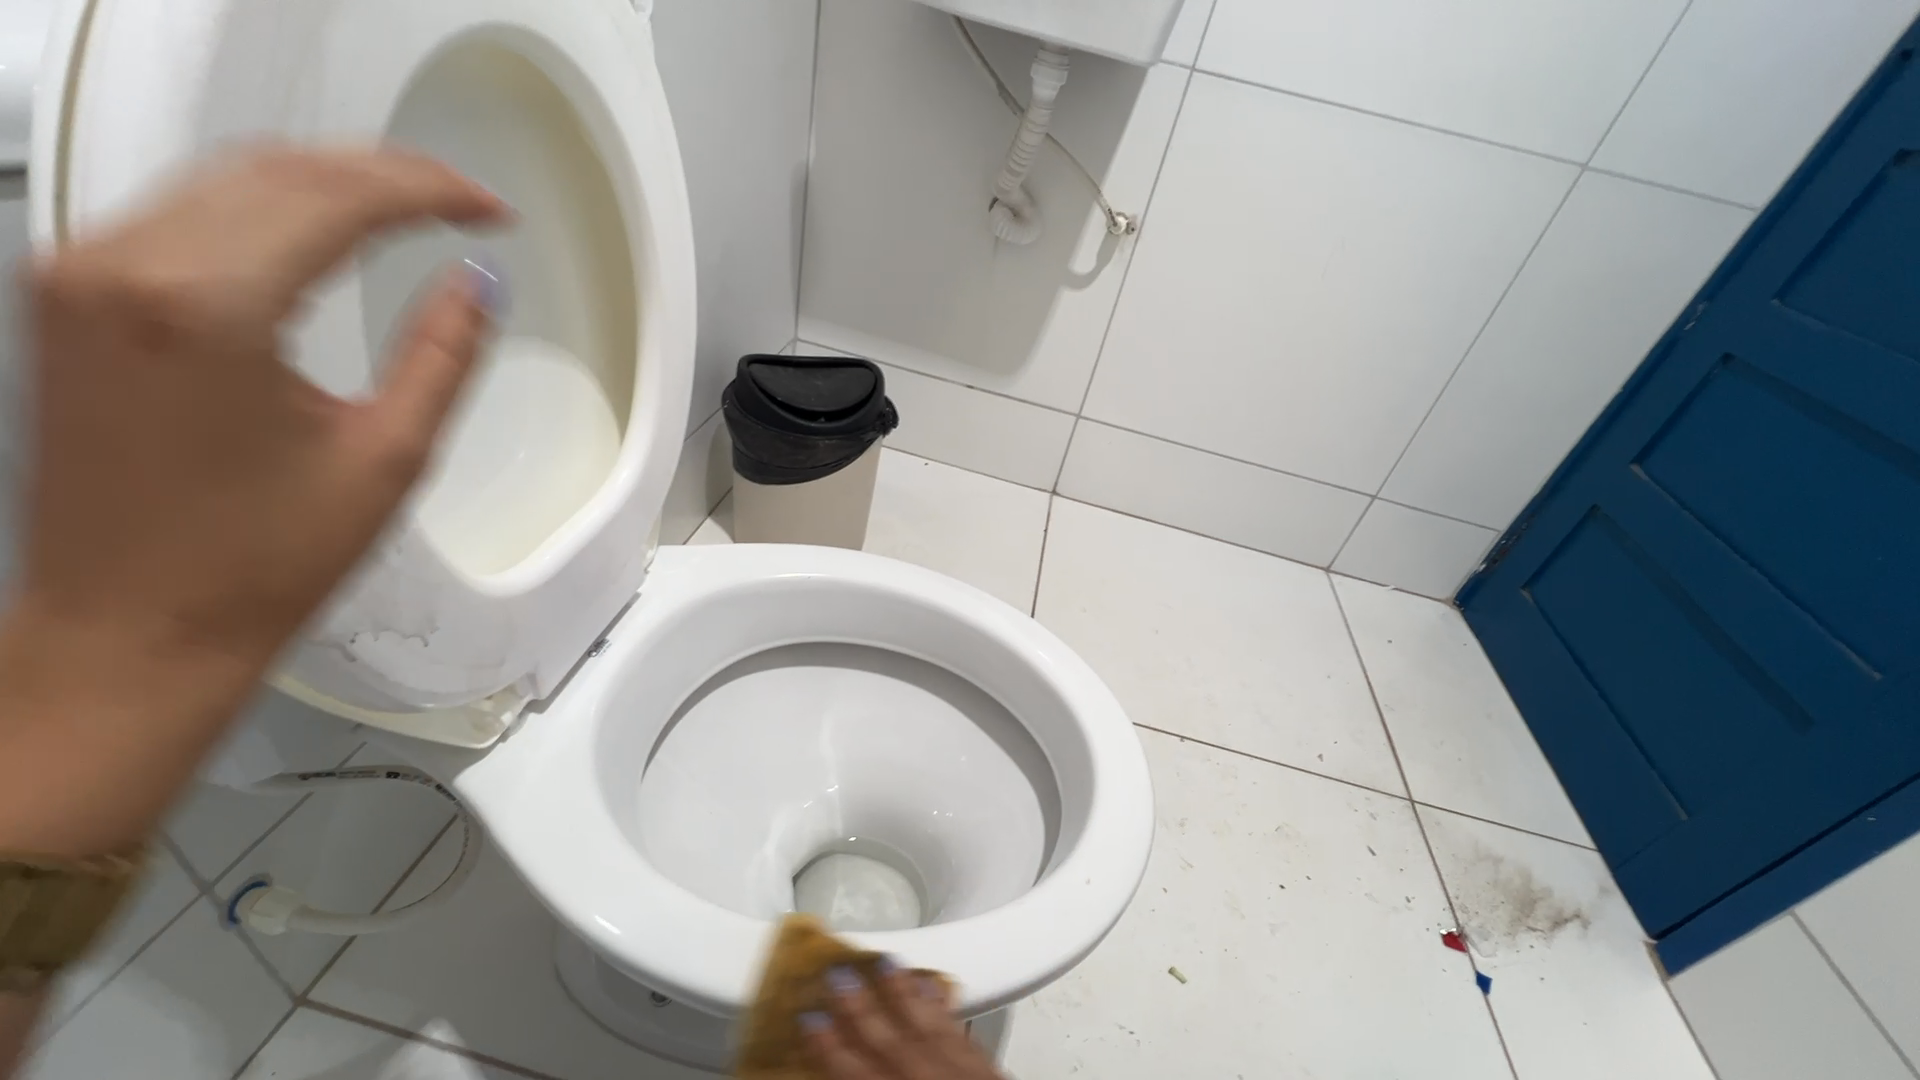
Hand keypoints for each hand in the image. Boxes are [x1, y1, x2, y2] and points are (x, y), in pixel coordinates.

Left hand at [15, 146, 508, 678]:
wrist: (137, 626)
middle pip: (277, 169)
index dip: (429, 191)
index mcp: (203, 308)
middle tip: (462, 199)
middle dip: (385, 172)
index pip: (335, 199)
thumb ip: (442, 352)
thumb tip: (478, 283)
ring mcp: (79, 278)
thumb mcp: (389, 455)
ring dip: (328, 180)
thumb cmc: (255, 561)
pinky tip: (323, 225)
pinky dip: (268, 205)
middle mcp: (119, 271)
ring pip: (226, 178)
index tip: (488, 209)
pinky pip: (182, 212)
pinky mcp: (70, 299)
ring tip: (410, 205)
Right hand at [802, 963, 1005, 1079]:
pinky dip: (941, 1005)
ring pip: (923, 1023)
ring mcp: (956, 1071)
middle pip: (884, 1038)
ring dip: (901, 991)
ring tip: (884, 962)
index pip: (851, 1072)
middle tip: (838, 971)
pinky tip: (931, 986)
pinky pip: (956, 1027)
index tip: (809, 1017)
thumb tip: (839, 1076)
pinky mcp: (984, 1068)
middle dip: (858, 1004)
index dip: (826, 1044)